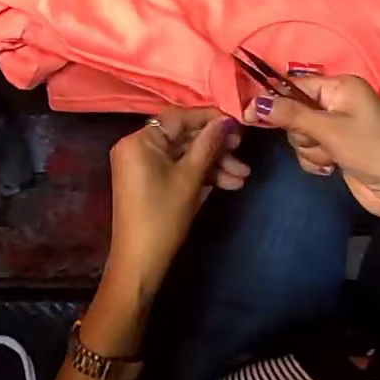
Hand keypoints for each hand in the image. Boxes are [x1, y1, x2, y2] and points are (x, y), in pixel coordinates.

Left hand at [104, 108, 246, 297]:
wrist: (140, 262)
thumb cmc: (164, 216)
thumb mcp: (191, 178)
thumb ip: (209, 145)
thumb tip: (227, 120)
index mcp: (139, 140)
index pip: (179, 118)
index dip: (210, 119)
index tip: (238, 124)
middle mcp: (136, 146)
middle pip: (183, 137)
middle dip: (215, 147)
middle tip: (243, 152)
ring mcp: (141, 164)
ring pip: (183, 155)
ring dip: (213, 164)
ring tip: (242, 177)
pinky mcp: (148, 180)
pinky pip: (176, 168)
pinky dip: (200, 174)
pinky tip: (229, 184)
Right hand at [242, 74, 379, 221]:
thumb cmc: (373, 149)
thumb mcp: (330, 129)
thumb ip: (290, 115)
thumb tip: (254, 102)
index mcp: (340, 87)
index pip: (295, 85)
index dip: (273, 99)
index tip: (249, 113)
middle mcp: (337, 103)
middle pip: (294, 112)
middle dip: (301, 132)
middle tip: (319, 141)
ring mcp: (337, 128)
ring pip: (300, 135)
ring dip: (310, 149)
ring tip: (332, 157)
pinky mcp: (336, 150)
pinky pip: (309, 150)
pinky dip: (316, 160)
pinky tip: (331, 167)